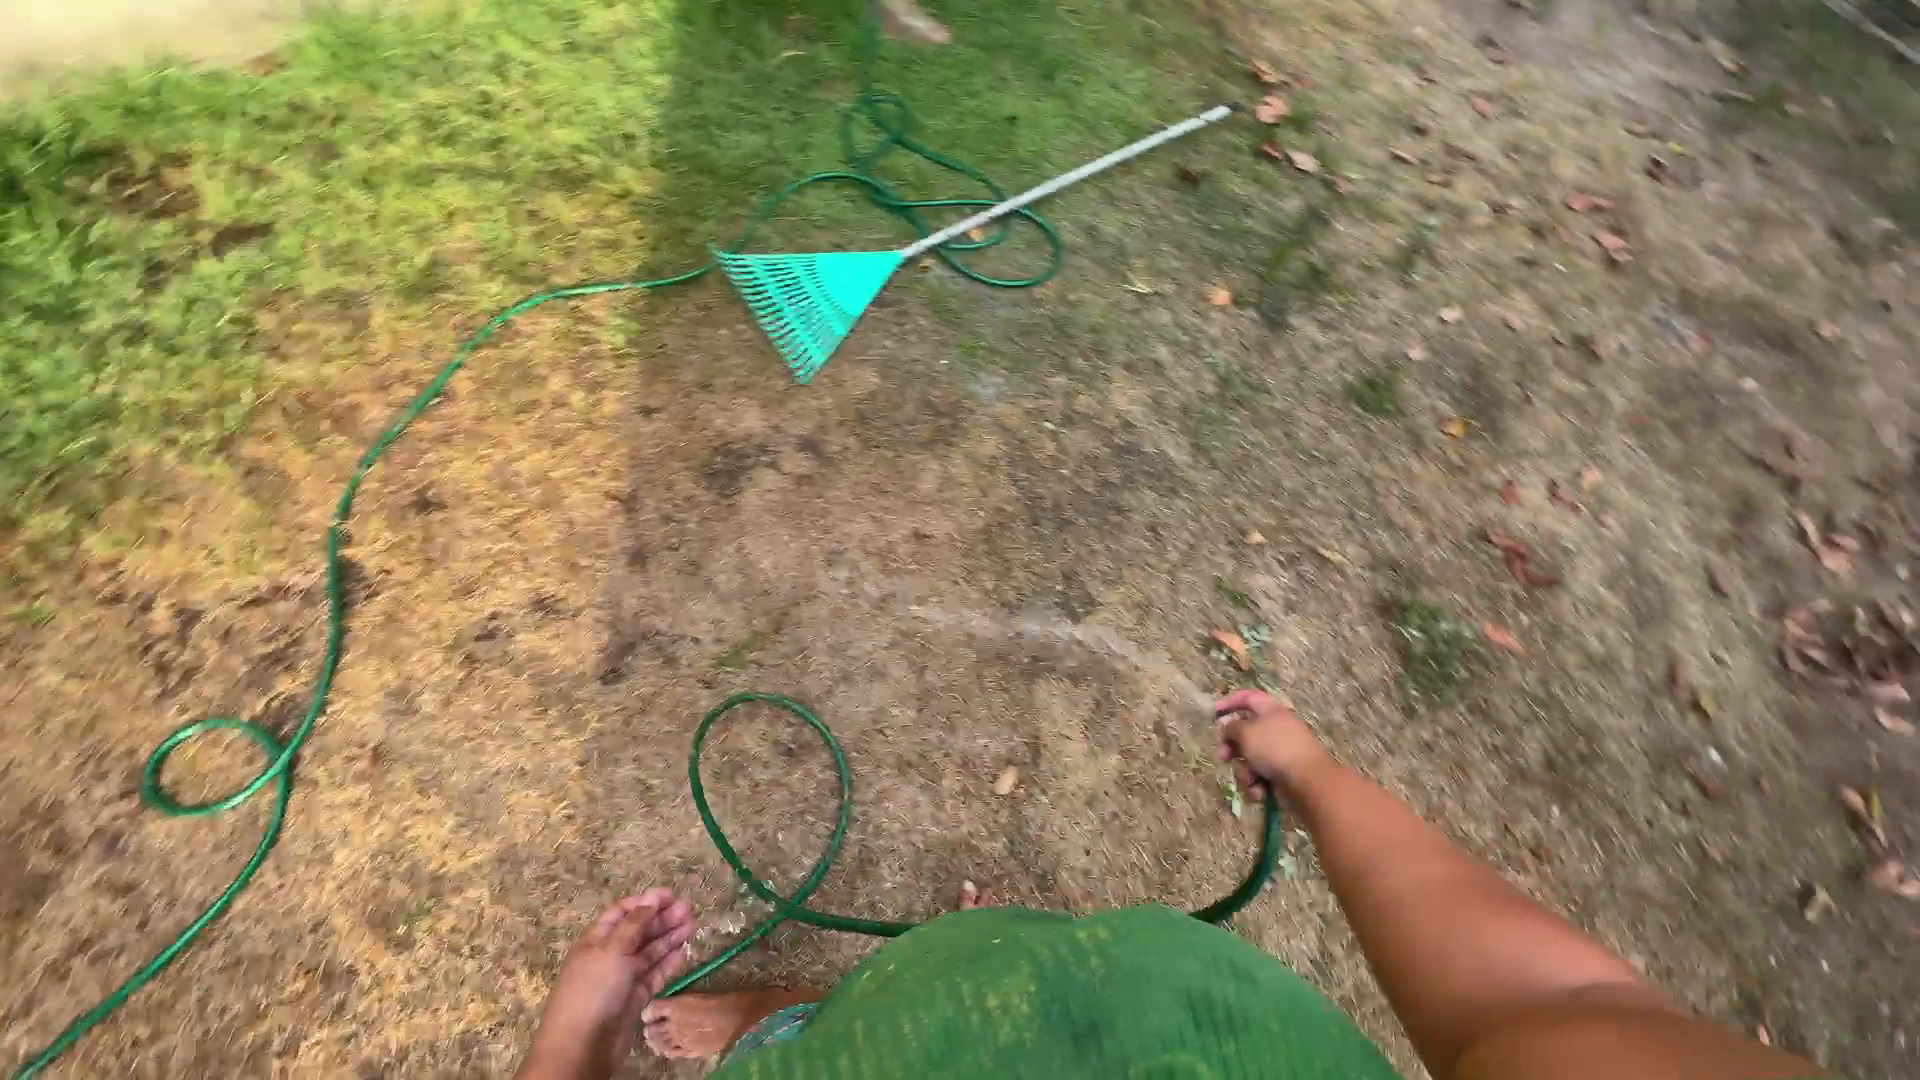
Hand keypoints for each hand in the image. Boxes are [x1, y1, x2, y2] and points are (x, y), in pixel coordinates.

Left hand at [517, 889, 697, 1079]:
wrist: (582, 1047)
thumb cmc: (593, 991)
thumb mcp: (612, 949)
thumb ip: (635, 923)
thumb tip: (652, 898)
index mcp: (597, 941)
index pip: (622, 913)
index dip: (645, 902)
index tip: (669, 895)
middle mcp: (610, 956)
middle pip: (640, 930)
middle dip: (663, 918)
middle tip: (688, 908)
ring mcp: (624, 977)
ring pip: (650, 951)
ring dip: (670, 936)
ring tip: (693, 924)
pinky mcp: (636, 997)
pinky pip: (655, 974)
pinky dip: (669, 962)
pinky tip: (684, 951)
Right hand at [1215, 688, 1331, 801]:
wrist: (1308, 782)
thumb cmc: (1274, 749)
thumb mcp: (1246, 732)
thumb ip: (1231, 727)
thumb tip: (1227, 727)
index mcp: (1272, 712)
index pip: (1249, 698)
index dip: (1231, 701)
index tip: (1215, 712)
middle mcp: (1277, 730)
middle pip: (1246, 733)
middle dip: (1232, 747)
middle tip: (1223, 756)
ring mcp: (1281, 754)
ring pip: (1251, 758)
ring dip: (1244, 770)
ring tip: (1249, 778)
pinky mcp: (1283, 775)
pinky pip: (1261, 776)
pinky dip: (1256, 784)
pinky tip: (1259, 790)